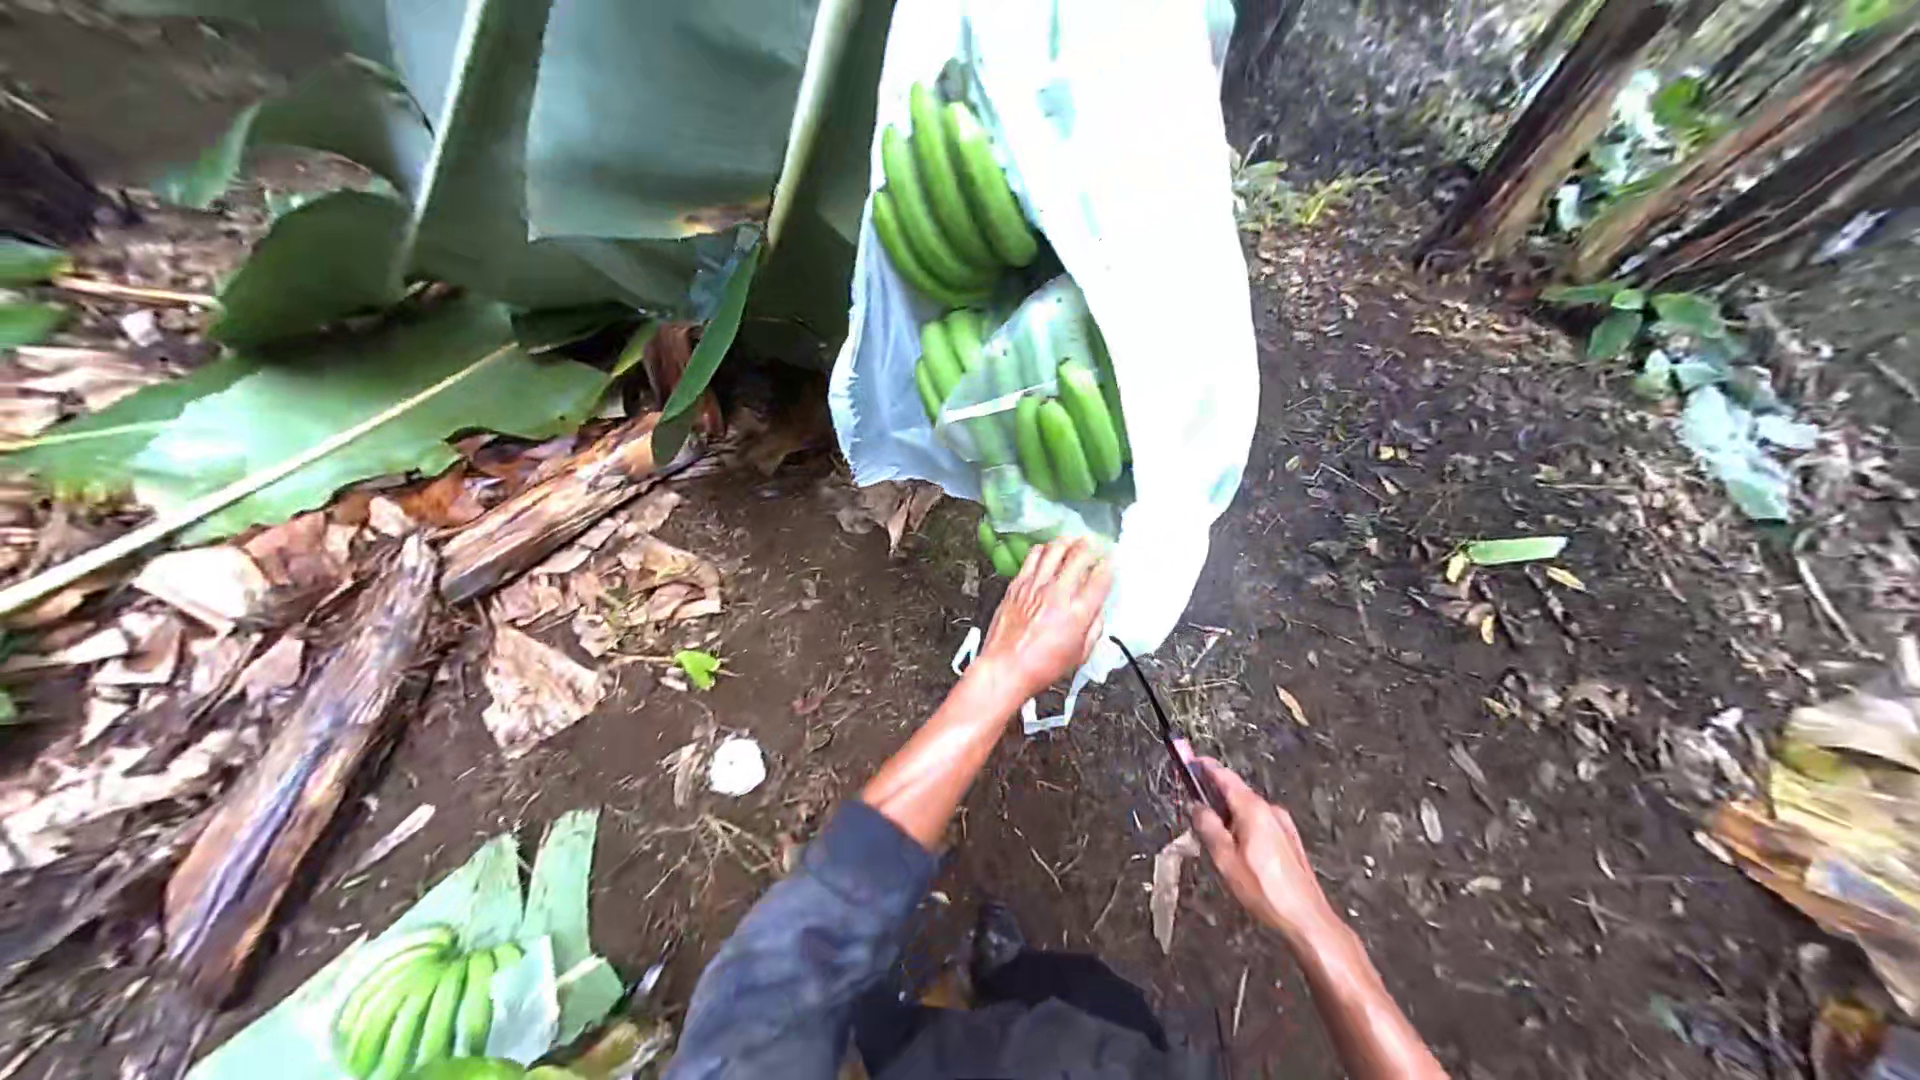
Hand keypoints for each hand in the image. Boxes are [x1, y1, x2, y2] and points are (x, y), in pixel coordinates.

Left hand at [973, 537, 1111, 702]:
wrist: (1006, 668)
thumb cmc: (1042, 666)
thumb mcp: (1081, 654)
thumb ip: (1094, 627)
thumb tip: (1098, 608)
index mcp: (1078, 612)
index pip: (1101, 577)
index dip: (1110, 565)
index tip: (1111, 562)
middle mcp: (1058, 593)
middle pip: (1080, 555)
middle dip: (1092, 546)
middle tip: (1095, 545)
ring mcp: (1035, 586)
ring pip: (1055, 549)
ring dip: (1068, 541)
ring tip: (1074, 540)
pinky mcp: (1017, 585)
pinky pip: (1032, 557)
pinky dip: (1044, 550)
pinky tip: (1048, 550)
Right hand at [1191, 759, 1339, 943]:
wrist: (1308, 920)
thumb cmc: (1264, 890)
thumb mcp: (1225, 859)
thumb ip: (1207, 827)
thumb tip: (1197, 807)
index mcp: (1253, 809)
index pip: (1225, 776)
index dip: (1205, 767)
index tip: (1190, 761)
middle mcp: (1271, 810)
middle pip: (1236, 792)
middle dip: (1214, 796)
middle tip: (1195, 809)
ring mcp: (1284, 825)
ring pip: (1248, 809)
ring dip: (1229, 814)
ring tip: (1215, 838)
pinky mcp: (1290, 840)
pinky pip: (1260, 822)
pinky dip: (1244, 825)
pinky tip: (1239, 849)